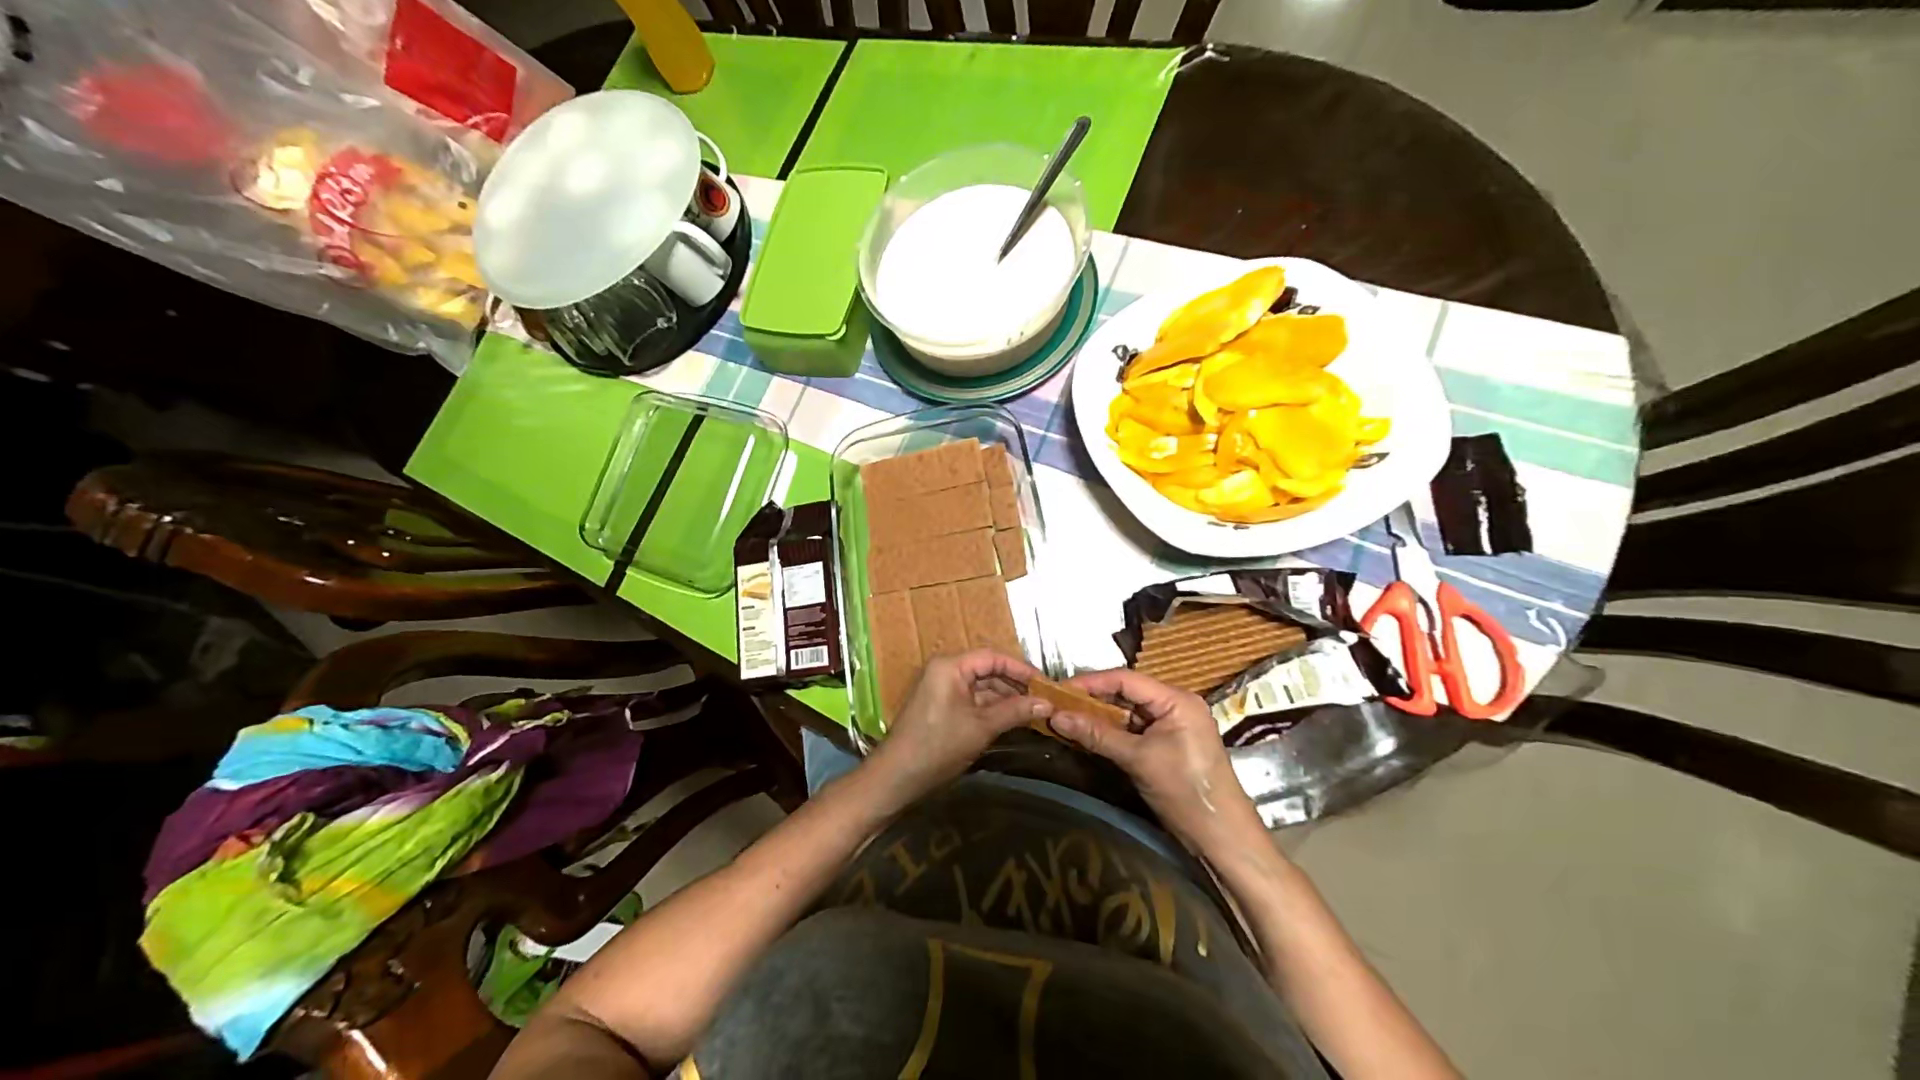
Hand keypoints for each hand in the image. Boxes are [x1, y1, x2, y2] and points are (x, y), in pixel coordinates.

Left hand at [866, 649, 1051, 802]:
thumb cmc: (939, 746)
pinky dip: (993, 709)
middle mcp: (945, 671)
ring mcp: (942, 689)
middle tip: (1045, 699)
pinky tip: (1014, 719)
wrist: (898, 776)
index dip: (1021, 668)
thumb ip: (1015, 711)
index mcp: (950, 666)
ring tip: (1036, 711)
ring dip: (1006, 699)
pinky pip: (973, 700)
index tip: (1046, 683)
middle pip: (988, 670)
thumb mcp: (981, 727)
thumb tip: (1048, 703)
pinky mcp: (942, 707)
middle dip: (1016, 685)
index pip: (993, 657)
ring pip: (982, 687)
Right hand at [1050, 668, 1264, 854]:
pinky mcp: (1167, 745)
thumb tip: (1056, 716)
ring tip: (1065, 718)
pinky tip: (1087, 735)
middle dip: (1092, 699)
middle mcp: (1175, 705)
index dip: (1090, 682)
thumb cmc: (1185, 791)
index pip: (1126, 679)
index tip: (1058, 689)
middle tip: (1057, 704)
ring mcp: (1172, 726)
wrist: (1221, 837)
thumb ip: (1097, 734)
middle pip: (1126, 693)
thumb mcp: (1138, 759)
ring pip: (1128, 712)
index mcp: (1176, 700)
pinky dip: (1111, 732)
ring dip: (1099, 717)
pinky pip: (1134, 730)